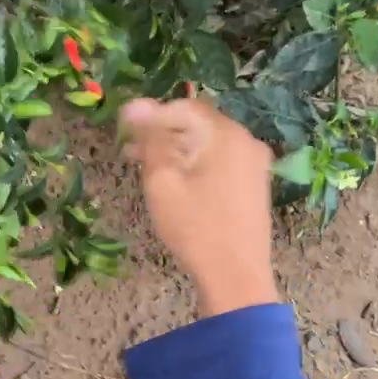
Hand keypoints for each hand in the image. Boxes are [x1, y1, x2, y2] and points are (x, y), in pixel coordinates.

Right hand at [120, 97, 280, 316]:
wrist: (235, 274)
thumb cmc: (194, 226)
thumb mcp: (163, 181)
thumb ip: (152, 139)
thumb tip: (135, 104)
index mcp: (225, 135)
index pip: (184, 107)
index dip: (151, 115)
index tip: (123, 132)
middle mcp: (246, 141)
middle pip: (197, 123)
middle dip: (162, 132)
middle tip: (129, 151)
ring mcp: (254, 162)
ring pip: (207, 143)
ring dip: (176, 149)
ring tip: (145, 167)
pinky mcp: (254, 182)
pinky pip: (219, 159)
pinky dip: (194, 163)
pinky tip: (174, 182)